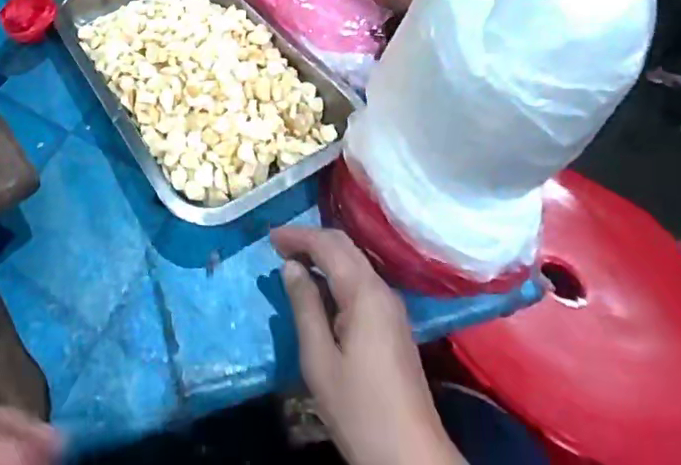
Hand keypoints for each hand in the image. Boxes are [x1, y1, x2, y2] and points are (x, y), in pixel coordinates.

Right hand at [272, 227, 462, 464]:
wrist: (411, 455)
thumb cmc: (359, 409)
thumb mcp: (319, 360)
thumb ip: (305, 307)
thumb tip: (292, 267)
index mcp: (364, 293)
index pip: (329, 245)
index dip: (298, 236)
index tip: (269, 237)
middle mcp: (382, 290)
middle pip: (346, 247)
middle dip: (311, 240)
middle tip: (278, 245)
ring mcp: (391, 307)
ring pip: (355, 263)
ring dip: (324, 255)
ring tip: (292, 262)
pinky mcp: (394, 324)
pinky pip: (362, 282)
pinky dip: (337, 273)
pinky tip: (319, 288)